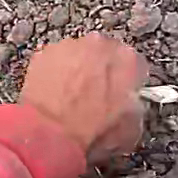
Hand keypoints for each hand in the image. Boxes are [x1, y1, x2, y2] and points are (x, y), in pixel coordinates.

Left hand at [20, 34, 146, 163]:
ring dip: (74, 71)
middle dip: (97, 72)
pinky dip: (52, 73)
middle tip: (90, 95)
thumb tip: (129, 107)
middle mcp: (99, 45)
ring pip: (76, 55)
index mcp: (127, 59)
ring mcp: (69, 46)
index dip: (124, 81)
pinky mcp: (43, 53)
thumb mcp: (130, 128)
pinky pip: (52, 61)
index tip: (118, 93)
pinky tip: (51, 94)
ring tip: (68, 96)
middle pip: (102, 54)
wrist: (50, 132)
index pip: (132, 63)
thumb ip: (135, 107)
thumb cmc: (89, 130)